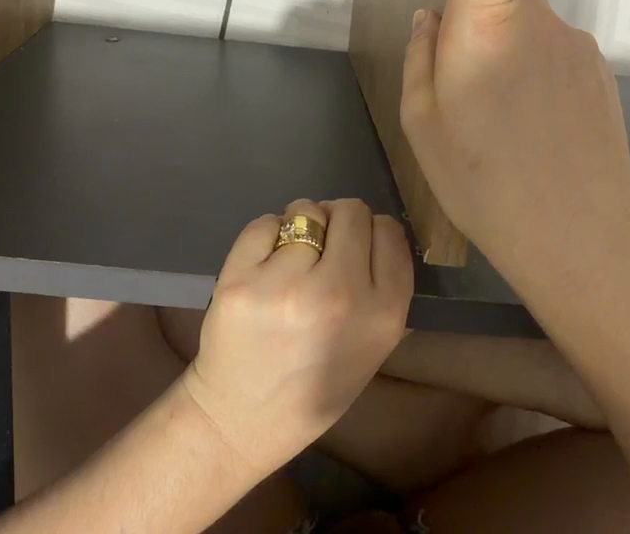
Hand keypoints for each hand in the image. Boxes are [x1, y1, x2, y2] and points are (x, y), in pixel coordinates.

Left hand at [180, 198, 413, 476]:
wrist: (243, 418)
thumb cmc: (315, 385)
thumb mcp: (373, 347)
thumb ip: (381, 288)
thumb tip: (373, 229)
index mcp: (381, 315)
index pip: (388, 231)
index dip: (371, 233)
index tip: (356, 249)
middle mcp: (339, 294)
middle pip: (349, 211)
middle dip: (337, 223)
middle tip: (320, 253)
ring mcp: (286, 285)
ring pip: (306, 211)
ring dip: (299, 227)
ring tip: (289, 263)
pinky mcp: (240, 279)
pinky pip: (264, 223)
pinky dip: (265, 235)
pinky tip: (262, 267)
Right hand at [398, 0, 629, 276]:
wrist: (584, 245)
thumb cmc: (484, 184)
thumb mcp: (420, 124)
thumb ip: (420, 55)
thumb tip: (433, 15)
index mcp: (484, 27)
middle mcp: (538, 20)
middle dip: (478, 0)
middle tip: (458, 74)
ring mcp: (577, 45)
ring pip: (526, 20)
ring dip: (503, 48)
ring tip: (497, 122)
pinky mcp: (599, 73)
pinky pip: (552, 52)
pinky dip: (531, 75)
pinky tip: (528, 132)